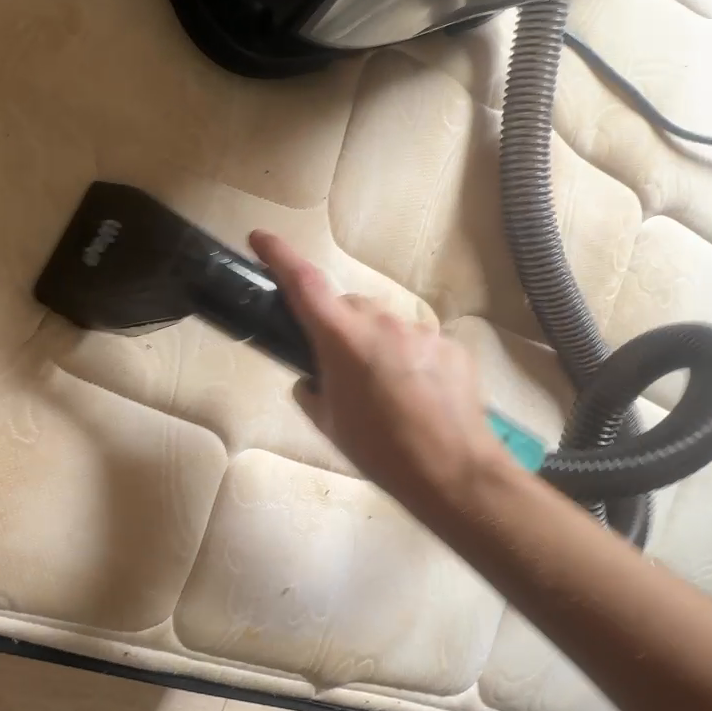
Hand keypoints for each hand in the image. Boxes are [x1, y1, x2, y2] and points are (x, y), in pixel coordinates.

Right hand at [250, 230, 512, 509]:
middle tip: (336, 368)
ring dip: (372, 345)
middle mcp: (382, 324)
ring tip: (381, 391)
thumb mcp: (326, 421)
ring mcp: (421, 332)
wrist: (451, 472)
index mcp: (342, 339)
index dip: (279, 256)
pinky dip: (405, 360)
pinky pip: (415, 343)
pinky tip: (413, 397)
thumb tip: (314, 376)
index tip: (260, 238)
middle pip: (347, 307)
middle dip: (335, 327)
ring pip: (382, 325)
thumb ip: (313, 386)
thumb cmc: (377, 450)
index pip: (304, 284)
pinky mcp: (450, 347)